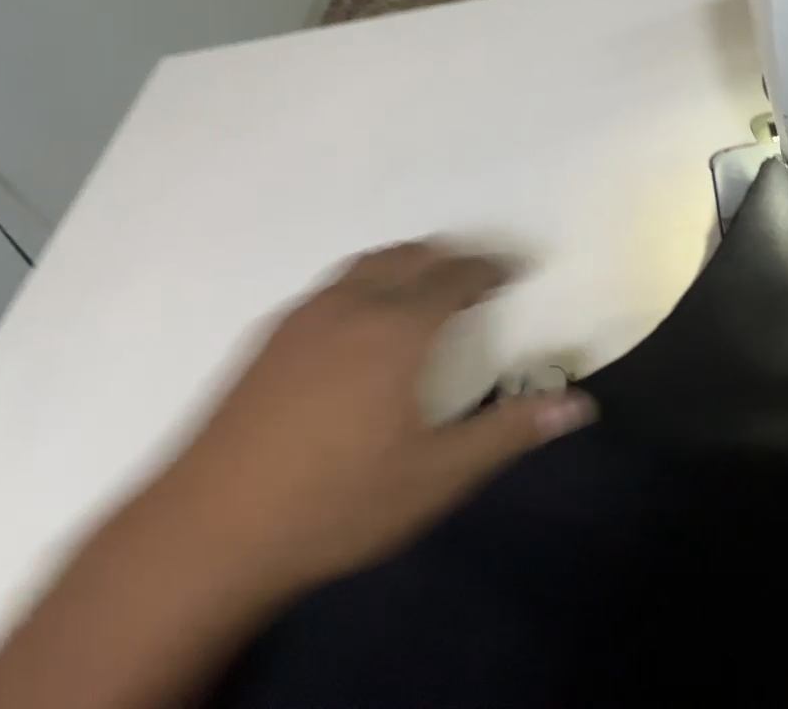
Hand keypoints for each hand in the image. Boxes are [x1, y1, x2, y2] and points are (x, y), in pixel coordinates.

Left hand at [164, 241, 596, 587]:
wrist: (206, 531)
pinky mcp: (266, 340)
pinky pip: (332, 287)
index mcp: (395, 329)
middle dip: (452, 256)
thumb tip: (580, 405)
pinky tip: (363, 321)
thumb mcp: (437, 475)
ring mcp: (300, 318)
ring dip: (407, 262)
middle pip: (410, 256)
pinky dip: (367, 282)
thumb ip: (509, 432)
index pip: (456, 276)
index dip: (492, 267)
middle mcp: (349, 307)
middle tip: (482, 273)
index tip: (519, 267)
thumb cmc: (336, 503)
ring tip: (430, 284)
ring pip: (365, 266)